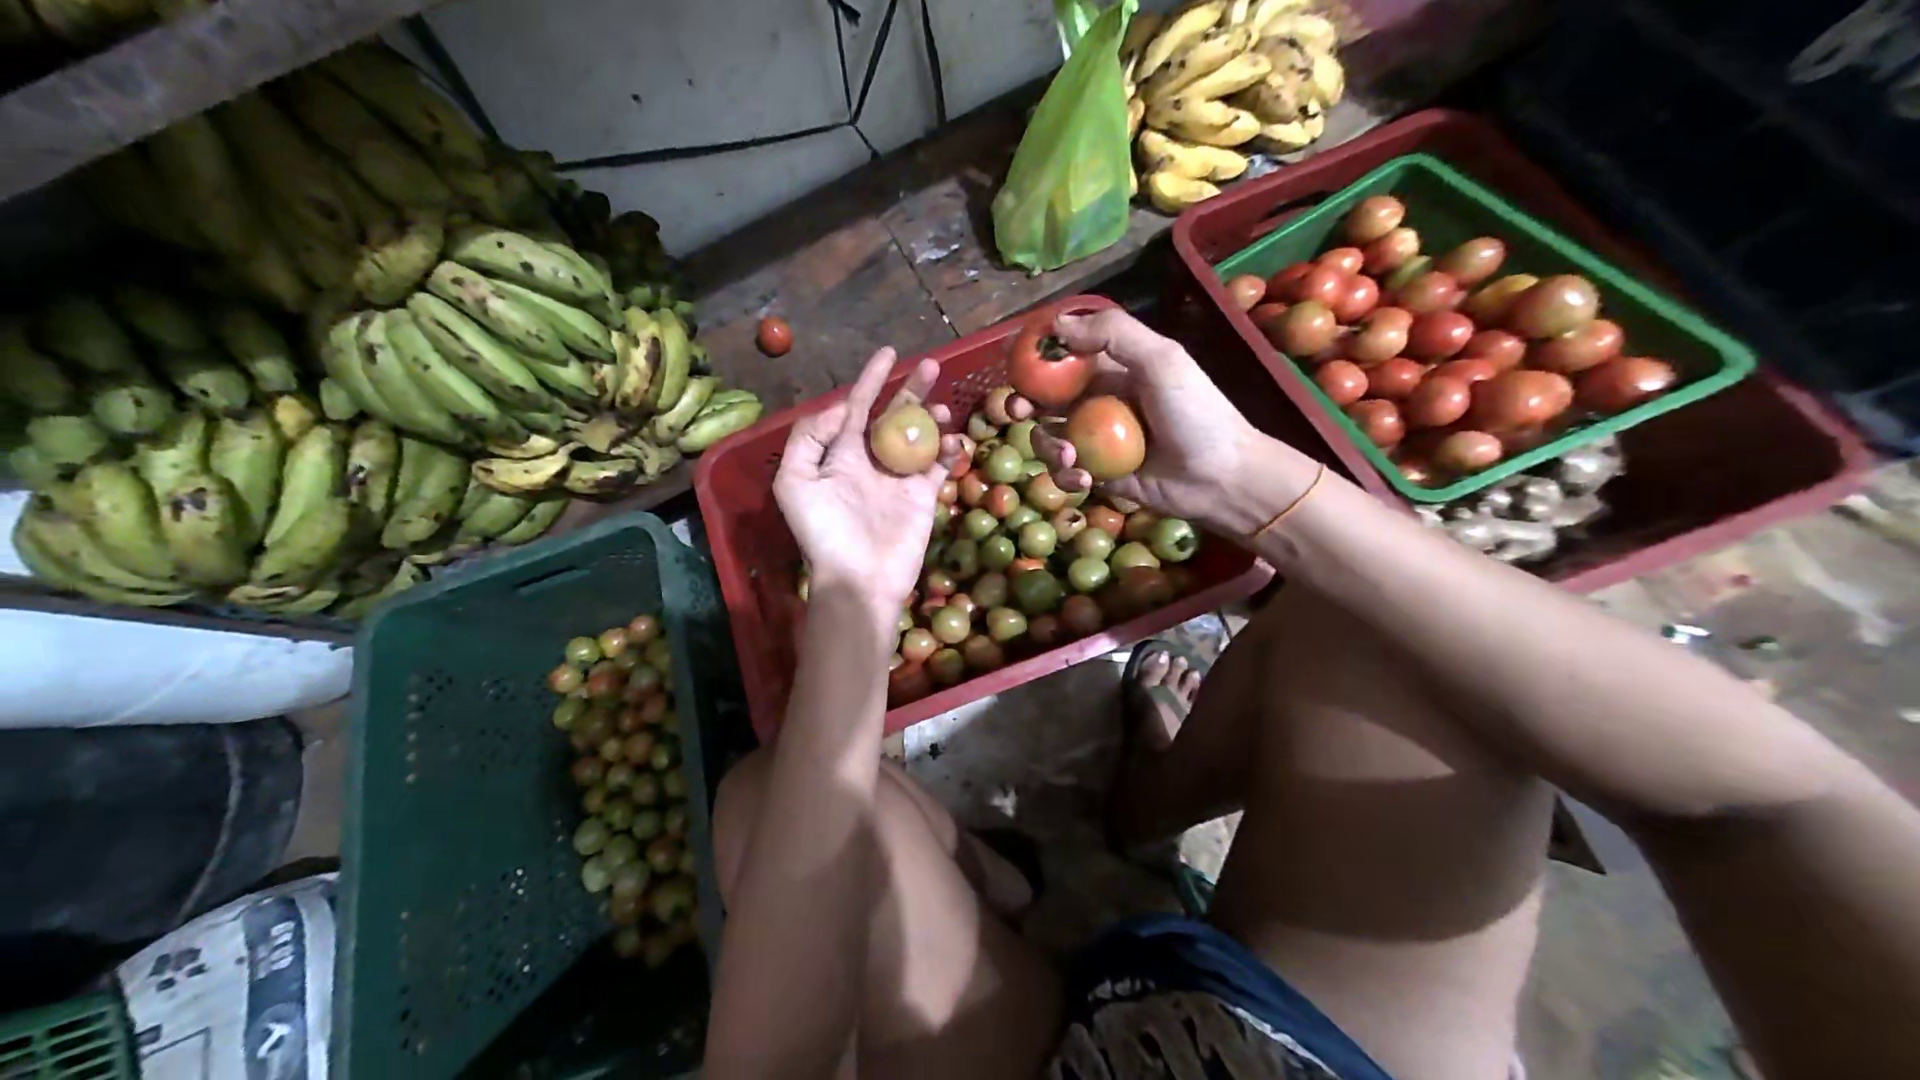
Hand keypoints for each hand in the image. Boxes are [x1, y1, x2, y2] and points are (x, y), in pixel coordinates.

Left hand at [775, 347, 957, 620]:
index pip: (857, 407)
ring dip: (932, 418)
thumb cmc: (824, 533)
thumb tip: (842, 408)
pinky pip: (939, 466)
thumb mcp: (795, 483)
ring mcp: (900, 479)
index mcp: (841, 455)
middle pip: (894, 415)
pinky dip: (950, 450)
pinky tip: (955, 440)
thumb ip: (809, 439)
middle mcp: (872, 461)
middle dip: (911, 389)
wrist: (858, 578)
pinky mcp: (923, 498)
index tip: (888, 353)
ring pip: (921, 437)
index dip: (871, 379)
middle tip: (931, 366)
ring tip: (942, 410)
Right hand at [1031, 309, 1315, 534]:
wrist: (1220, 477)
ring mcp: (1096, 442)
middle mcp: (1098, 403)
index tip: (1016, 364)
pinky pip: (1065, 471)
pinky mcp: (1098, 475)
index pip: (1063, 357)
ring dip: (1048, 447)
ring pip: (1049, 437)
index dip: (1036, 358)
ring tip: (1071, 459)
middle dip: (1023, 404)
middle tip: (1016, 411)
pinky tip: (1084, 480)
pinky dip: (1066, 475)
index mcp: (1113, 370)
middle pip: (1044, 399)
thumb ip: (1112, 334)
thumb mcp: (1161, 359)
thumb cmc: (1196, 412)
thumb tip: (1057, 323)